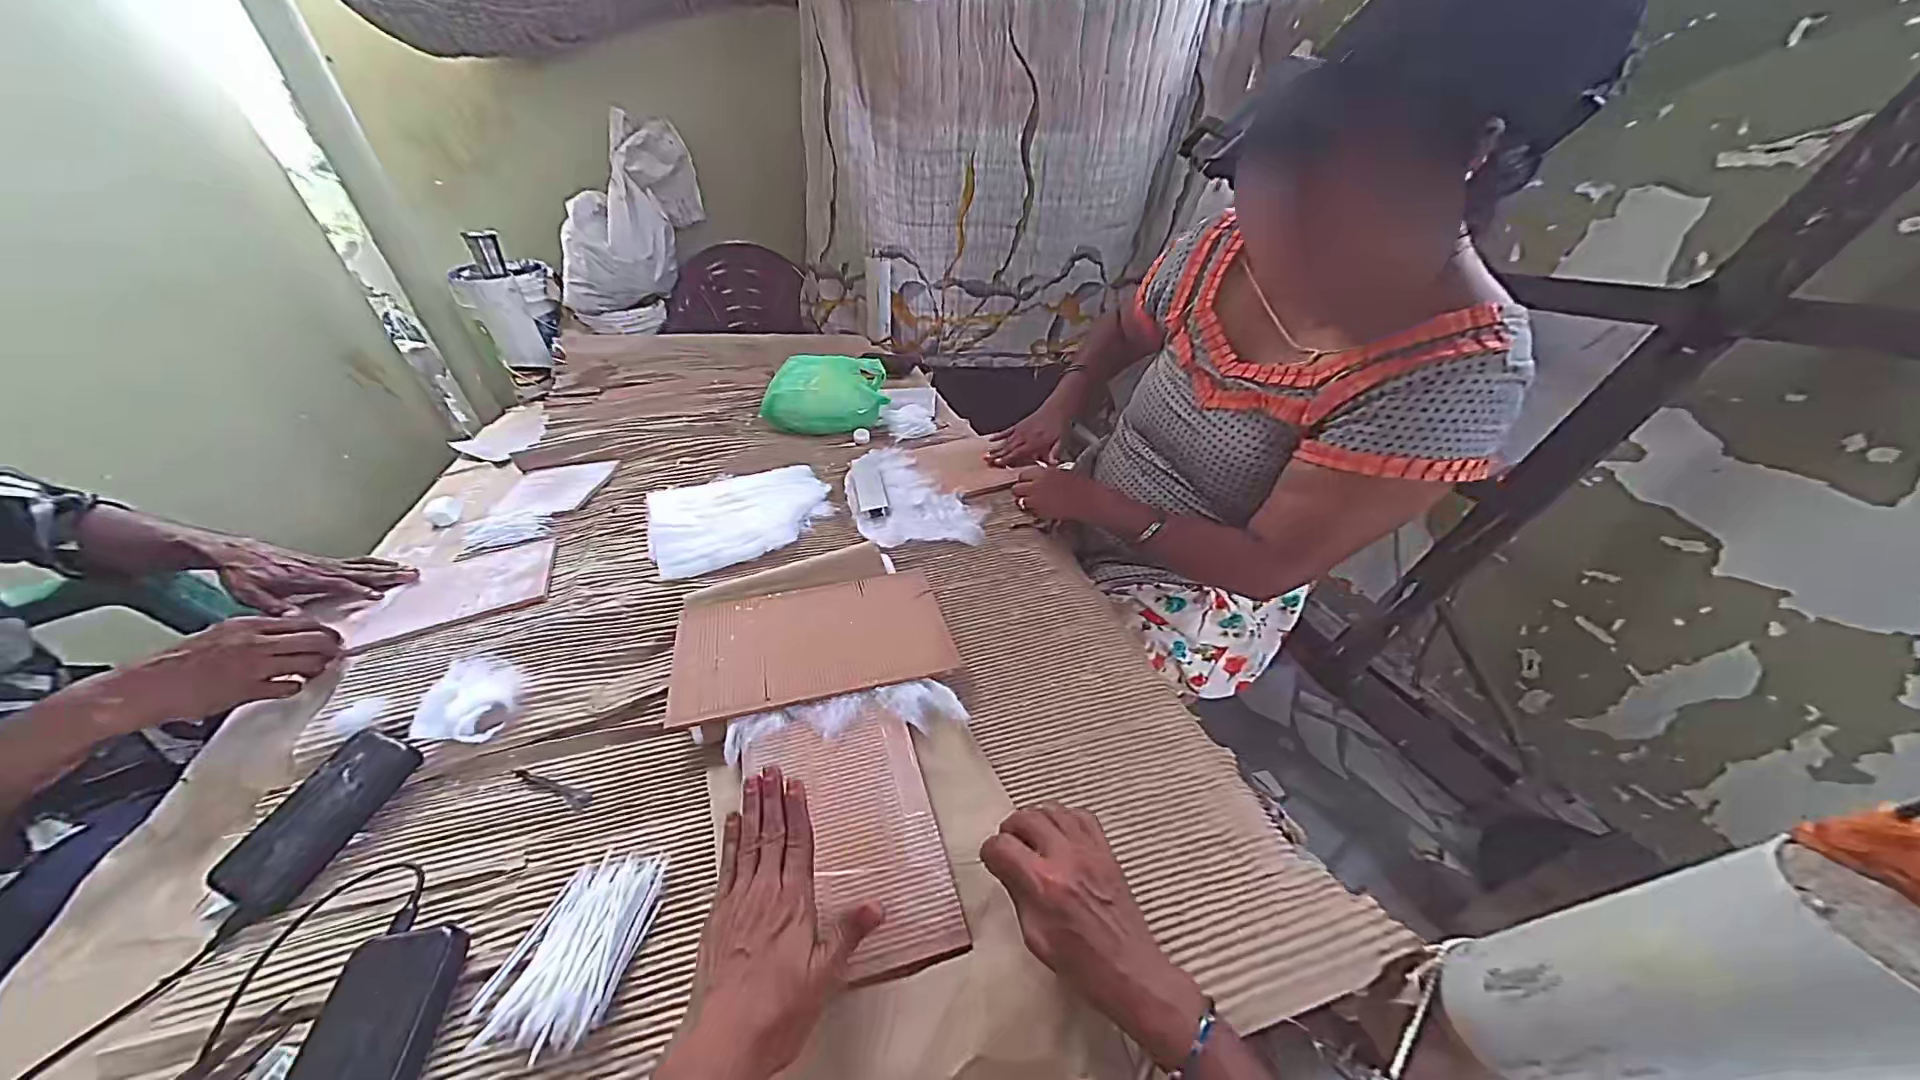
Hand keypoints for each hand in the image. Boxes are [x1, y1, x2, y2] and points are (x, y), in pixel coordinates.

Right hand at [83, 616, 343, 731]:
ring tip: (316, 671)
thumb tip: (288, 630)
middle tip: (334, 654)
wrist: (137, 689)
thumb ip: (254, 632)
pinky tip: (290, 687)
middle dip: (331, 647)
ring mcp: (253, 666)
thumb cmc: (173, 664)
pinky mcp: (248, 690)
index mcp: (246, 625)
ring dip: (319, 667)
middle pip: (316, 640)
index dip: (323, 632)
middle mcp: (254, 642)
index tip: (330, 639)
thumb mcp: (218, 635)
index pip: (305, 622)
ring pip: (310, 661)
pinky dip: (296, 687)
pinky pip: (290, 686)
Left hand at [198, 535, 415, 616]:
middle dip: (388, 574)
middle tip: (411, 575)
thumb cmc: (243, 574)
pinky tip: (383, 565)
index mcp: (309, 578)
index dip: (359, 590)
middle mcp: (322, 569)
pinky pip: (356, 562)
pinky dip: (375, 563)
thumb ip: (276, 608)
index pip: (341, 584)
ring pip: (364, 565)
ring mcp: (325, 563)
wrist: (233, 553)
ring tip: (408, 569)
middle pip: (362, 571)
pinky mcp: (323, 561)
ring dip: (388, 568)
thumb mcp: (252, 595)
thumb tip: (296, 620)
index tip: (378, 596)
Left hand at [659, 767, 884, 1079]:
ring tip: (752, 782)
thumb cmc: (779, 1008)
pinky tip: (732, 822)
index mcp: (795, 902)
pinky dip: (730, 841)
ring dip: (752, 810)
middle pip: (773, 835)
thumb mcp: (826, 974)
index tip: (796, 785)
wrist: (729, 1038)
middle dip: (772, 799)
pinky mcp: (719, 915)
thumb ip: (850, 933)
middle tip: (771, 769)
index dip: (797, 811)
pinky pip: (727, 867)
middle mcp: (767, 893)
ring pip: (749, 843)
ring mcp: (740, 901)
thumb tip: (879, 905)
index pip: (799, 844)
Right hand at [982, 805, 1208, 1066]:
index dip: (990, 852)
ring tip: (1032, 838)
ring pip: (1052, 809)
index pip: (1002, 845)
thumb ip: (1017, 893)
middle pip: (1026, 817)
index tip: (993, 859)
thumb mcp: (1034, 935)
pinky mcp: (1106, 850)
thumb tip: (1005, 866)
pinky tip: (1060, 835)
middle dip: (1010, 830)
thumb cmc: (1082, 963)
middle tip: (1010, 846)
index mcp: (1043, 884)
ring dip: (1036, 820)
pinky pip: (1081, 815)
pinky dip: (1065, 818)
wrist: (1128, 969)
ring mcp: (1089, 850)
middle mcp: (1065, 859)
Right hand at [987, 404, 1069, 466]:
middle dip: (996, 455)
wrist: (1058, 407)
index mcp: (1034, 443)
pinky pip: (1007, 431)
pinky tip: (991, 439)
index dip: (1006, 459)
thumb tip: (1053, 465)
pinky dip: (998, 435)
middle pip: (1007, 448)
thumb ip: (1054, 454)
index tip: (996, 464)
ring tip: (986, 454)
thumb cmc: (1060, 425)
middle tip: (986, 461)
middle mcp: (1024, 437)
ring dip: (995, 448)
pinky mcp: (1020, 424)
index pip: (1016, 453)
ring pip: (1005, 441)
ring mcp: (1021, 430)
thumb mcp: (1061, 442)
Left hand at [1011, 465, 1111, 524]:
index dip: (1024, 480)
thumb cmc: (1080, 485)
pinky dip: (1033, 512)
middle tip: (1027, 494)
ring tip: (1032, 504)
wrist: (1088, 499)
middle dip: (1020, 491)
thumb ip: (1046, 475)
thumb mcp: (1061, 472)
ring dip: (1023, 502)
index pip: (1022, 475)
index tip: (1027, 483)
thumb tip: (1037, 479)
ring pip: (1019, 501)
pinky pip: (1030, 512)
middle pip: (1016, 488)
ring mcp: (1037, 500)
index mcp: (1042, 472)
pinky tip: (1041, 510)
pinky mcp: (1041, 512)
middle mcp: (1036, 485)